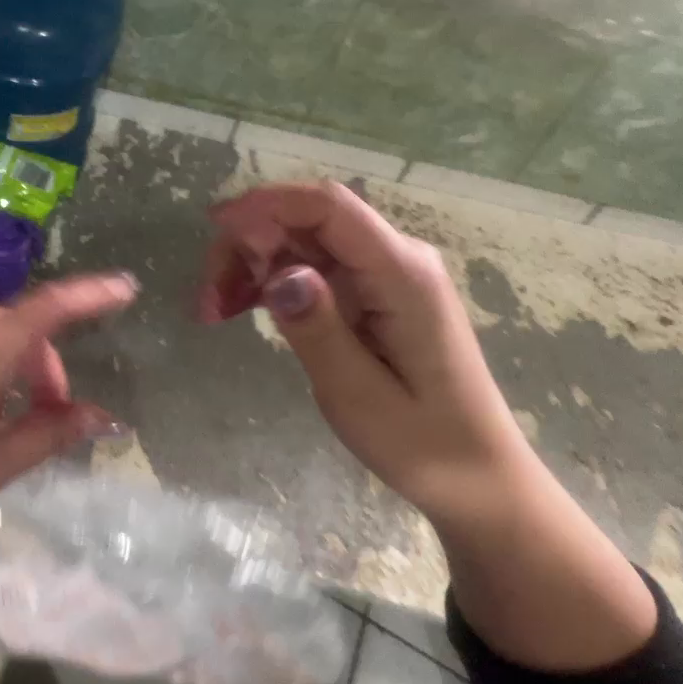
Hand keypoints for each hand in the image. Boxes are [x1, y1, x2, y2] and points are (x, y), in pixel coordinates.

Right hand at [197, 180, 534, 526]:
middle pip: (304, 219)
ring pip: (297, 241)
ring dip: (249, 264)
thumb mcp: (360, 397)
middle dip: (246, 244)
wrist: (476, 479)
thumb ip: (319, 329)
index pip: (328, 207)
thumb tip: (279, 272)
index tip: (214, 228)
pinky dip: (266, 281)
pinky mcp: (370, 292)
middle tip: (206, 300)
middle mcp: (395, 258)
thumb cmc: (424, 445)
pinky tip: (236, 308)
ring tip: (213, 311)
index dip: (266, 204)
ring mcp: (381, 273)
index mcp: (402, 274)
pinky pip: (307, 266)